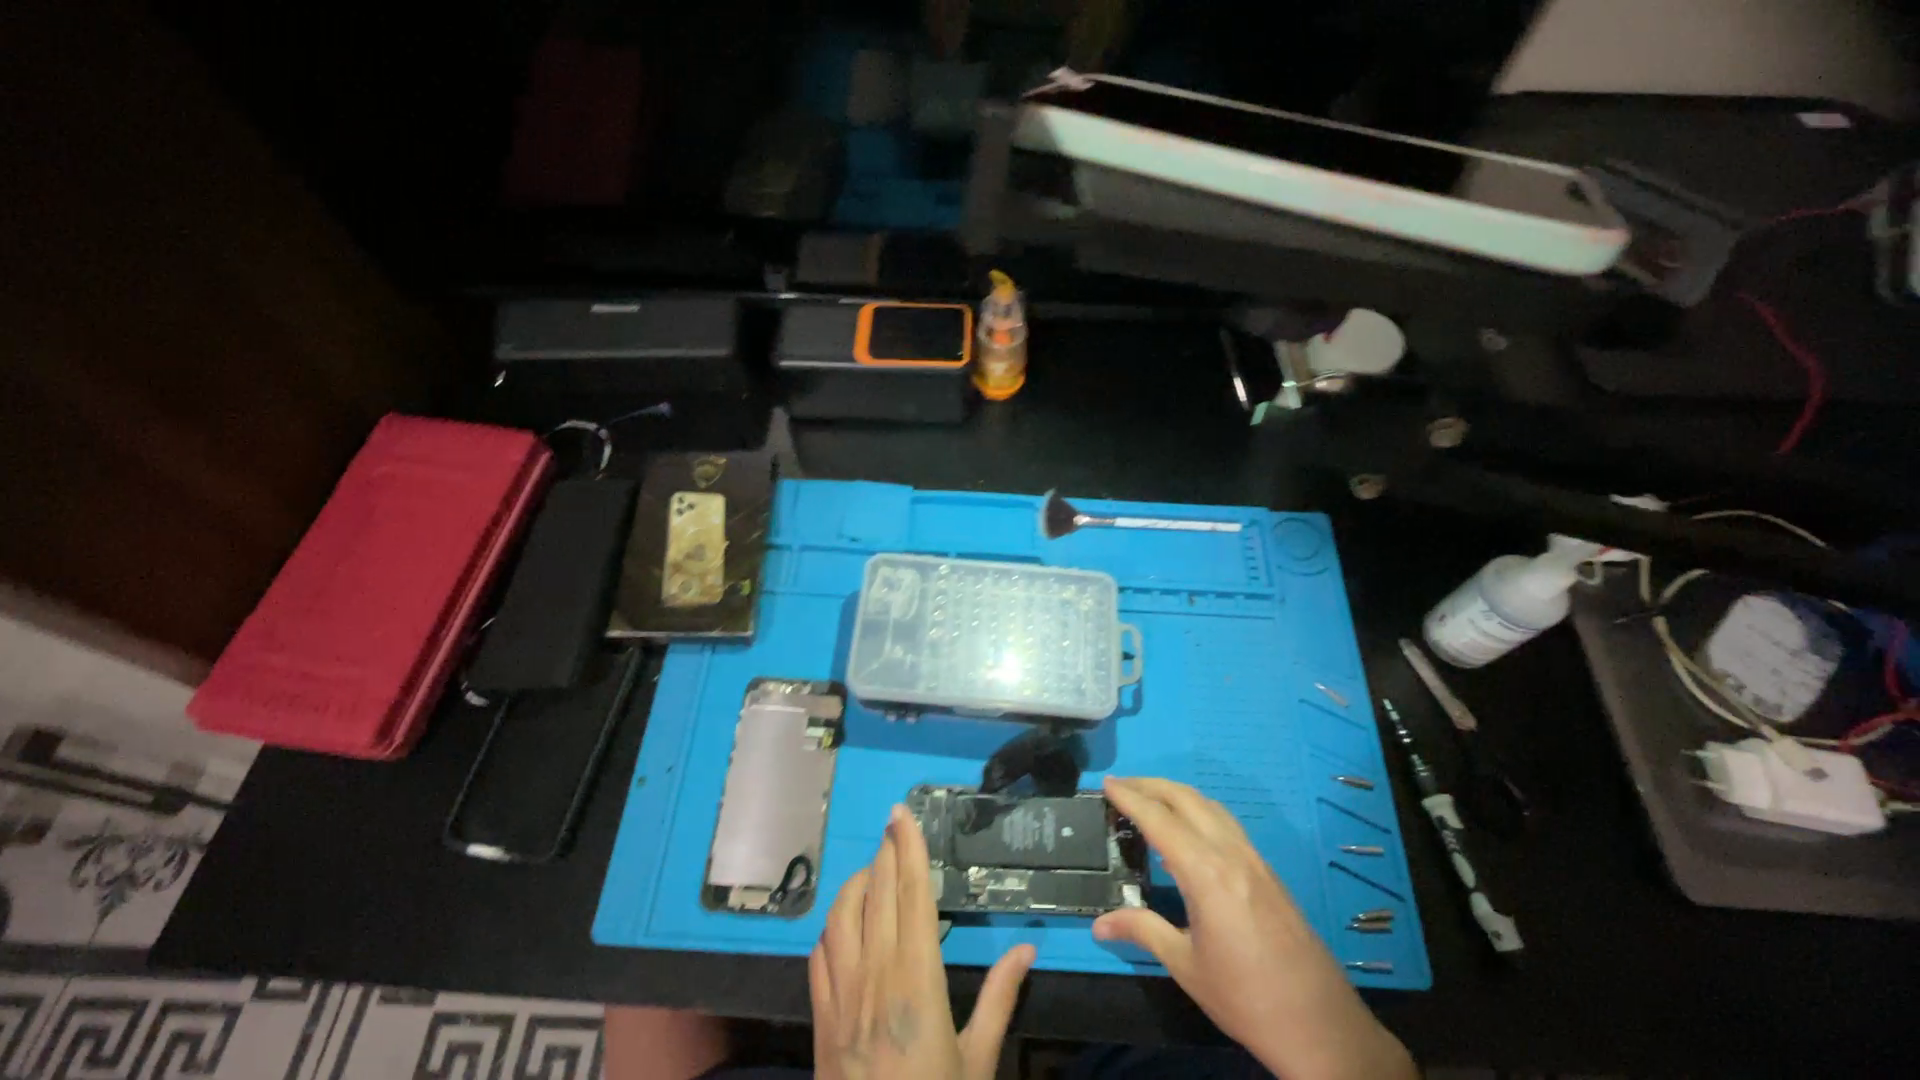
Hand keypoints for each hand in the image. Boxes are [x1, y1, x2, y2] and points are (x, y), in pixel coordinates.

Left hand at [811, 805, 1035, 1079]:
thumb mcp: (978, 1060)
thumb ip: (999, 999)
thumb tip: (1028, 950)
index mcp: (917, 981)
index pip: (911, 897)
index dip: (907, 851)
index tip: (904, 815)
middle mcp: (874, 975)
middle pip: (875, 896)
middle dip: (884, 854)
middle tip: (895, 824)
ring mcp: (840, 994)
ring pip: (841, 917)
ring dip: (856, 883)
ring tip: (873, 868)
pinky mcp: (820, 1016)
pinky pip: (818, 954)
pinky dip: (831, 926)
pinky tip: (843, 922)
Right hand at [1092, 777, 1415, 1079]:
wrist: (1319, 1025)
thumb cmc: (1245, 997)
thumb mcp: (1185, 965)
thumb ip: (1142, 931)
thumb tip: (1100, 924)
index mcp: (1207, 873)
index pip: (1161, 821)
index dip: (1131, 798)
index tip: (1107, 782)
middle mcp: (1233, 856)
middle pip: (1189, 801)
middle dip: (1153, 786)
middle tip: (1121, 785)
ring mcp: (1256, 862)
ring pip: (1213, 810)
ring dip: (1179, 796)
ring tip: (1149, 802)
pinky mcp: (1269, 875)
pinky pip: (1229, 828)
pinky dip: (1200, 816)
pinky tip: (1187, 838)